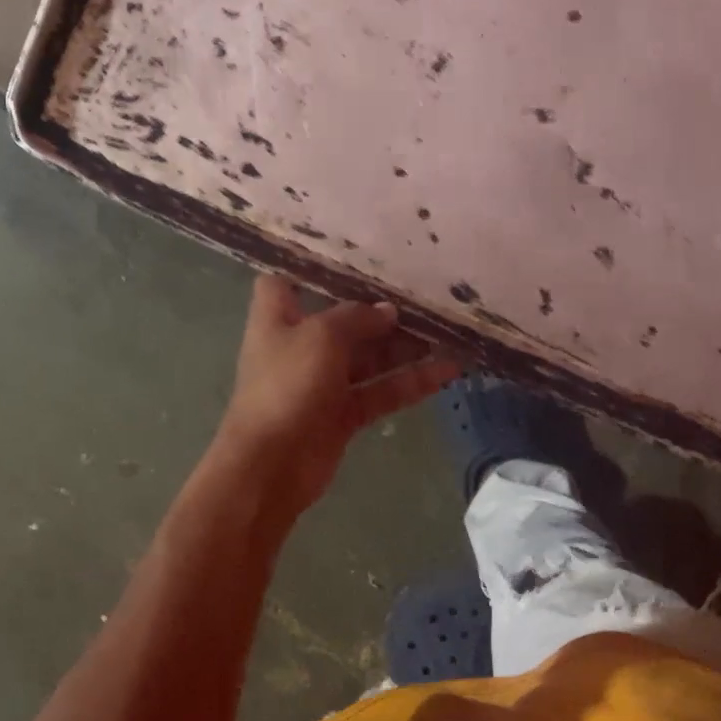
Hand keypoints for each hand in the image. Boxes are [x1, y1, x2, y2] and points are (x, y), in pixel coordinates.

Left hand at [216, 274, 460, 515]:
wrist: (270, 464)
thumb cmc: (286, 386)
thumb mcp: (320, 337)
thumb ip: (354, 317)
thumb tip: (385, 310)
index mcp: (276, 317)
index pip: (285, 281)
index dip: (310, 269)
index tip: (351, 256)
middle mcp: (297, 344)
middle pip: (340, 319)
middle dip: (377, 309)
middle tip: (424, 293)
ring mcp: (320, 380)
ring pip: (366, 356)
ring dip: (402, 345)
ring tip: (449, 329)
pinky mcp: (341, 414)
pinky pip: (380, 391)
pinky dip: (410, 382)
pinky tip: (450, 370)